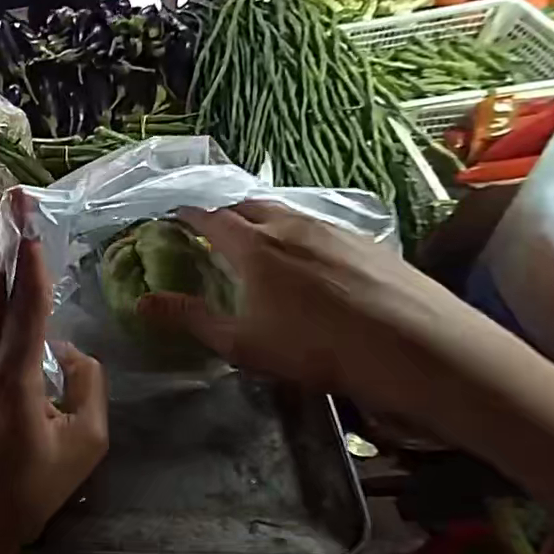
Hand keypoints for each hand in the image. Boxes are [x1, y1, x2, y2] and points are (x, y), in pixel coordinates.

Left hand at [0, 233, 108, 550]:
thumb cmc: (35, 485)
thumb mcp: (86, 442)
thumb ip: (88, 385)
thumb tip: (70, 351)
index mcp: (13, 380)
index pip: (23, 311)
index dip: (30, 269)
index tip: (29, 232)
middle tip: (11, 223)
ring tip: (21, 274)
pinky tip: (17, 345)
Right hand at [137, 202, 512, 432]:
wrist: (411, 345)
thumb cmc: (314, 347)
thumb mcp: (241, 342)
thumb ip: (189, 318)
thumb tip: (142, 302)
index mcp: (252, 245)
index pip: (209, 218)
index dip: (188, 216)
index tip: (174, 217)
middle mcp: (288, 225)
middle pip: (247, 206)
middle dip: (224, 214)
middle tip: (214, 230)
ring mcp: (330, 228)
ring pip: (285, 212)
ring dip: (262, 220)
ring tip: (258, 240)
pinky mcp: (364, 239)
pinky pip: (317, 225)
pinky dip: (297, 232)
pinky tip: (309, 258)